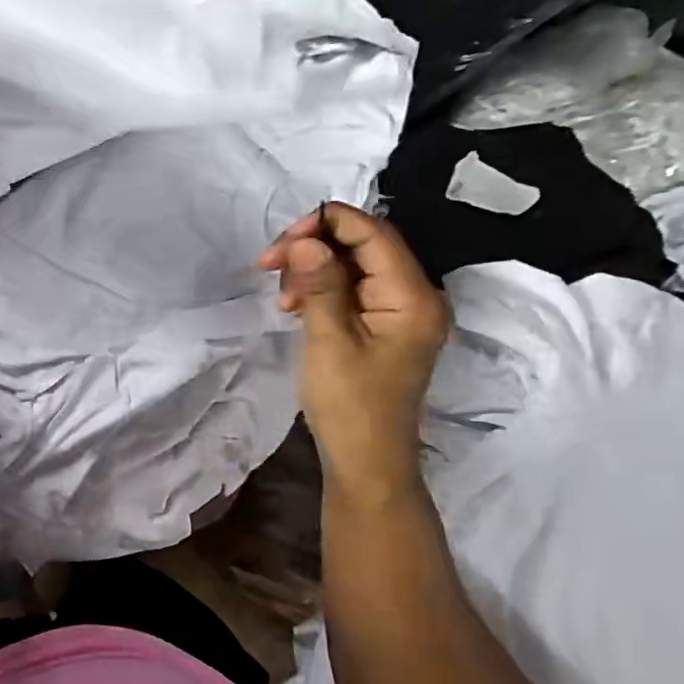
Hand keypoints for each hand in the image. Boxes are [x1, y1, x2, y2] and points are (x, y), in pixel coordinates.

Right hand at [257, 203, 449, 492]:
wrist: (366, 459)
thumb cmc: (349, 404)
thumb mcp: (329, 341)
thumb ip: (320, 286)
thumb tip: (304, 241)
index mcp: (413, 298)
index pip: (375, 235)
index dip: (328, 224)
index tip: (281, 240)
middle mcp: (415, 297)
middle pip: (364, 246)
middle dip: (314, 247)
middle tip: (268, 264)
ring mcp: (399, 313)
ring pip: (353, 266)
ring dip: (312, 270)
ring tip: (283, 299)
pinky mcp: (382, 327)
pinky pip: (351, 290)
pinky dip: (320, 289)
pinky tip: (296, 307)